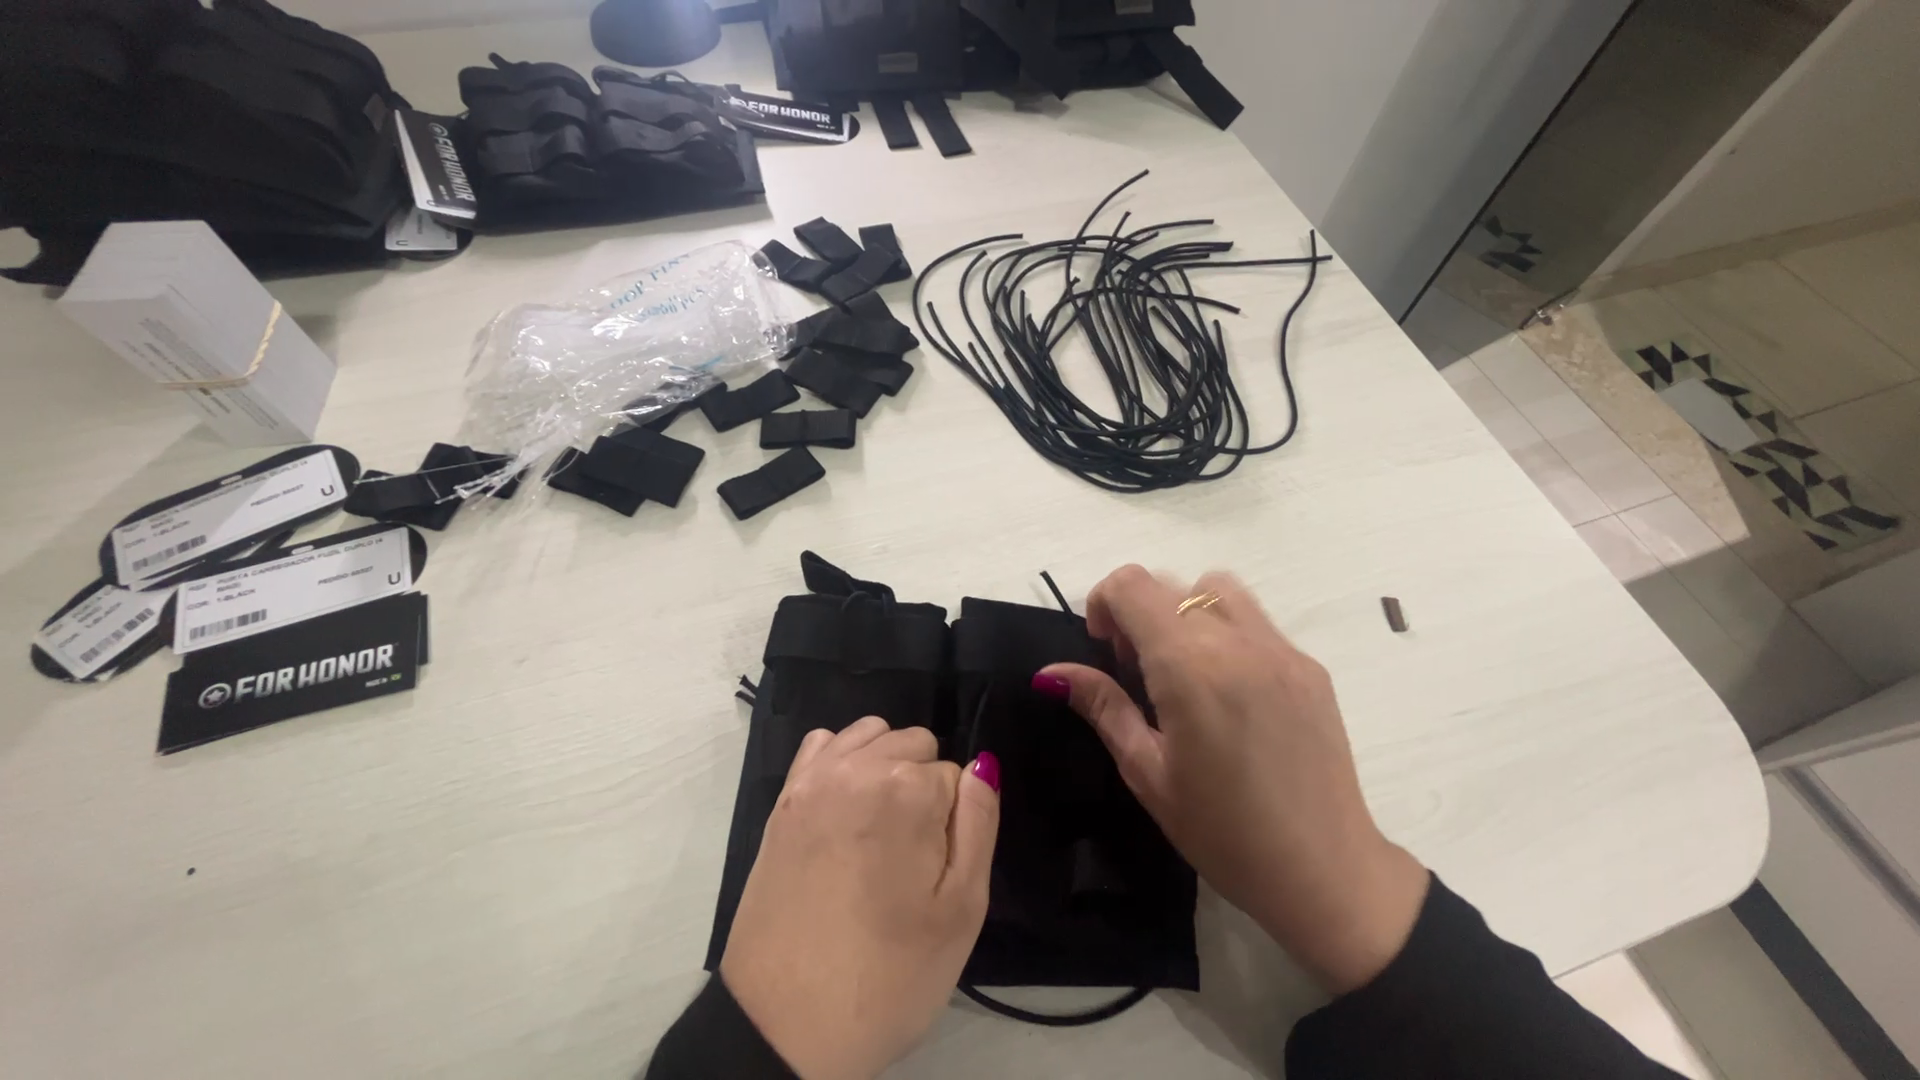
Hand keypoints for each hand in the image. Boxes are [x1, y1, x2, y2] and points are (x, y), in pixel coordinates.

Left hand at [720, 717, 1001, 1079]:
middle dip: (923, 788)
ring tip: (882, 831)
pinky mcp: (782, 800)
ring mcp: (811, 779)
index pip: (955, 777)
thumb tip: (981, 765)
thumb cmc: (888, 974)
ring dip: (886, 767)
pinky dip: (843, 761)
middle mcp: (855, 767)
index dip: (953, 825)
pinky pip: (823, 745)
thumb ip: (979, 822)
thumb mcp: (961, 909)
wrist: (783, 1025)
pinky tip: (847, 808)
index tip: (934, 871)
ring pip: (872, 736)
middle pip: (915, 746)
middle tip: (911, 857)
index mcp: (906, 790)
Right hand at [1037, 566, 1427, 994]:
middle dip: (1140, 612)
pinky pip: (1256, 621)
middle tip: (1139, 672)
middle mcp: (1238, 642)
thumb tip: (1052, 672)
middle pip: (1171, 584)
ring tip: (1185, 671)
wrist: (1324, 871)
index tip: (1105, 649)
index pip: (1132, 585)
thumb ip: (1103, 706)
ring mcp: (1281, 650)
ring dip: (1185, 612)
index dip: (1104, 604)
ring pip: (1217, 590)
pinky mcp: (1310, 667)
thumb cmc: (1221, 833)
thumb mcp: (1146, 771)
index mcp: (1190, 668)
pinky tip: (1229, 693)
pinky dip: (1226, 633)